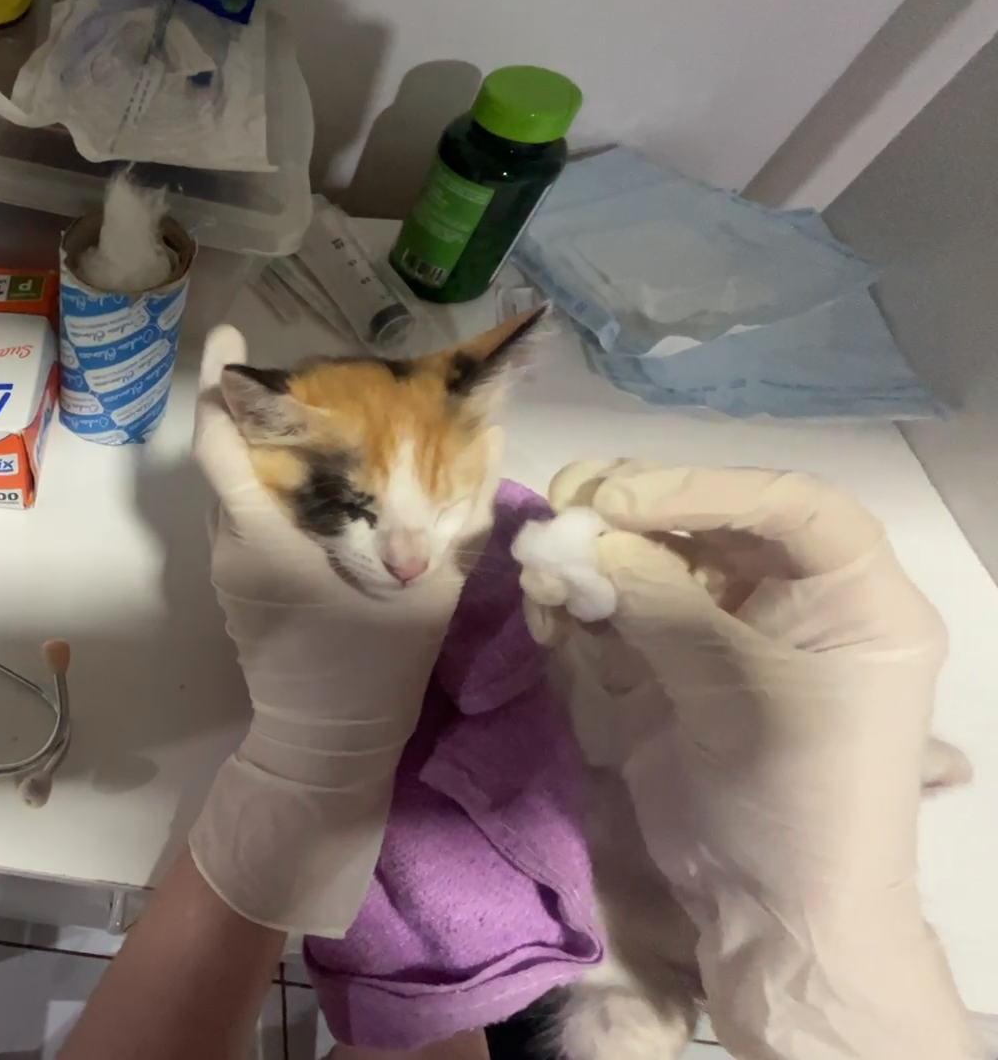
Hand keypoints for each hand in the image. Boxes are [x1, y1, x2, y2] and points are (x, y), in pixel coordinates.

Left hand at [186, 325, 462, 936]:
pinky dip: (267, 483)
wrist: (322, 739)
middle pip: (225, 455)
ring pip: (232, 484)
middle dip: (253, 406)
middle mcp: (228, 541)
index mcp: (261, 537)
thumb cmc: (372, 667)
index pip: (220, 446)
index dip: (218, 387)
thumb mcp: (430, 589)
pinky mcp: (231, 578)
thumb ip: (457, 510)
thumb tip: (486, 432)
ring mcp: (223, 562)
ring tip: (315, 414)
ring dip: (262, 445)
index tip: (228, 339)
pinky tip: (315, 476)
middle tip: (304, 373)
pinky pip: (241, 513)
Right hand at [521, 462, 976, 1059]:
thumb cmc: (793, 796)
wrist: (758, 895)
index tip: (607, 502)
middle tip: (553, 515)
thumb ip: (663, 607)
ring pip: (633, 555)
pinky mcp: (645, 655)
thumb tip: (580, 542)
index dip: (696, 487)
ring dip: (579, 558)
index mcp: (844, 598)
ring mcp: (702, 625)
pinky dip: (564, 599)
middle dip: (620, 511)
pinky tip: (545, 615)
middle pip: (695, 518)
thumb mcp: (742, 694)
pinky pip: (598, 603)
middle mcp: (772, 597)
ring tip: (539, 579)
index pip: (786, 505)